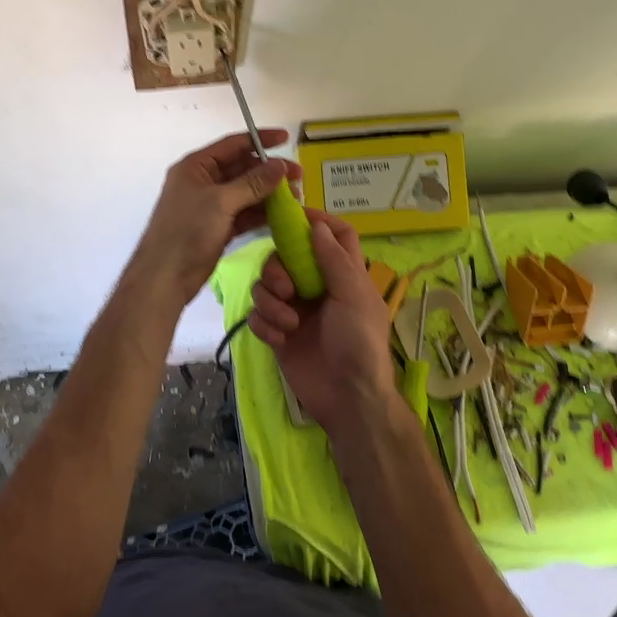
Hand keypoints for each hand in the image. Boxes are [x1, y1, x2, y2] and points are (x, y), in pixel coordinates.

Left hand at [129, 131, 301, 304]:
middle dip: (269, 172)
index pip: (232, 145)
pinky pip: (243, 214)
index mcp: (195, 167)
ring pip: (245, 193)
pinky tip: (281, 215)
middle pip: (241, 168)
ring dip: (268, 194)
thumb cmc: (187, 231)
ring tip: (295, 198)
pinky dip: (261, 214)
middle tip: (298, 177)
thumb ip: (252, 183)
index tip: (286, 138)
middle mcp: (202, 182)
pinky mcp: (217, 227)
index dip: (260, 140)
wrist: (165, 277)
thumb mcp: (220, 202)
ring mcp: (209, 206)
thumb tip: (279, 166)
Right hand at [247, 211, 396, 438]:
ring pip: (266, 286)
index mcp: (342, 275)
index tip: (292, 217)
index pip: (333, 235)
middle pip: (286, 258)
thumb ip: (334, 259)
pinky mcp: (278, 334)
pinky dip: (264, 324)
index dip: (316, 221)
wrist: (348, 398)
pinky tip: (278, 339)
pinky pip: (257, 315)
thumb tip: (317, 224)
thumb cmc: (359, 343)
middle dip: (278, 269)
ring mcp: (295, 311)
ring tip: (287, 323)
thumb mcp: (354, 296)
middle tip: (286, 289)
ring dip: (270, 301)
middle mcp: (317, 288)